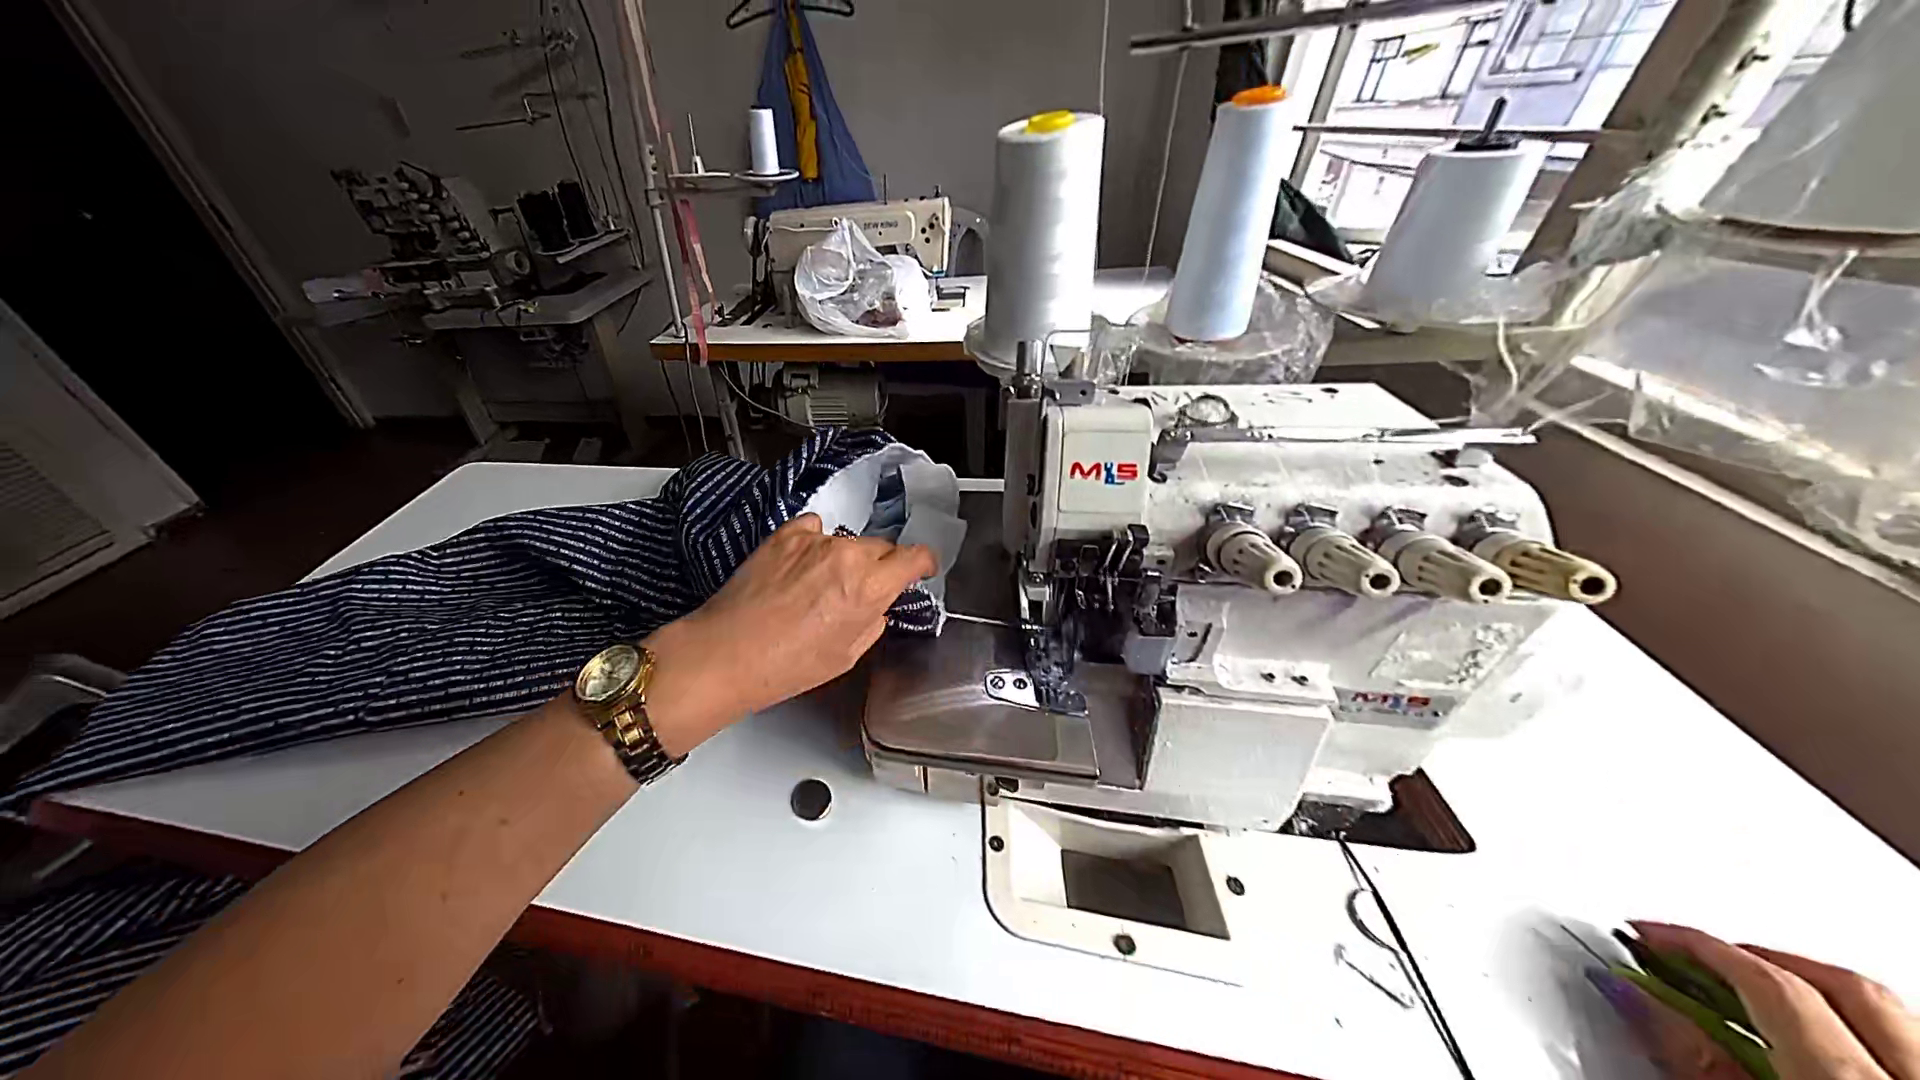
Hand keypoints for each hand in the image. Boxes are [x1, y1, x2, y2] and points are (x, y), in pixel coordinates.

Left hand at [639, 513, 935, 755]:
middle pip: (882, 547)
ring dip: (845, 559)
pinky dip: (815, 544)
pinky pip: (814, 529)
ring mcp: (814, 541)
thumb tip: (877, 606)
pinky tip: (801, 568)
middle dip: (880, 566)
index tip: (921, 568)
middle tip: (862, 591)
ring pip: (848, 541)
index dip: (923, 563)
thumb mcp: (847, 654)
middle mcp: (846, 555)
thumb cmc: (783, 665)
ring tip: (819, 588)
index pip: (915, 556)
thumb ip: (873, 621)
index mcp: (870, 586)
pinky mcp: (785, 536)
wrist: (726, 654)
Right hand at [1596, 921, 1919, 1079]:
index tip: (1639, 934)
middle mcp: (1919, 1079)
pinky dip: (1856, 1025)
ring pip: (1887, 1010)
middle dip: (1750, 956)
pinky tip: (1822, 1035)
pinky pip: (1912, 1040)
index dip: (1691, 945)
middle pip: (1838, 984)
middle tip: (1684, 953)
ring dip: (1809, 987)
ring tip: (1746, 990)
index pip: (1765, 981)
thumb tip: (1629, 993)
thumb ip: (1699, 1062)